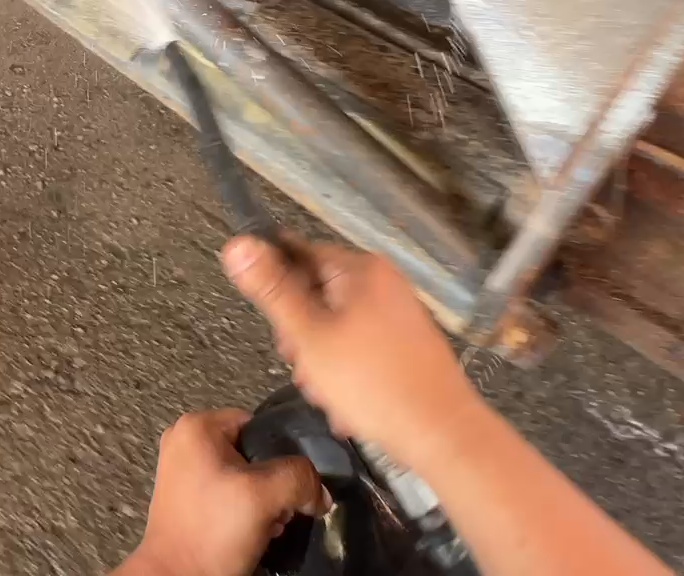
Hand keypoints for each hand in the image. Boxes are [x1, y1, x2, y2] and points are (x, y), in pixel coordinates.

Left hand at [119, 408, 327, 575]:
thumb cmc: (212, 530)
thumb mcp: (263, 497)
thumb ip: (298, 479)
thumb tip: (319, 489)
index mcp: (196, 425)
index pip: (254, 425)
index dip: (278, 454)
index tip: (287, 486)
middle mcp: (183, 439)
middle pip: (248, 451)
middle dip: (269, 483)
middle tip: (276, 512)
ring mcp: (179, 468)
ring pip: (238, 474)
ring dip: (258, 500)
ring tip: (263, 526)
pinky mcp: (181, 495)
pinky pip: (222, 491)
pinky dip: (239, 509)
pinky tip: (247, 532)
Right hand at [220, 236, 483, 469]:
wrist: (445, 437)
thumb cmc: (375, 385)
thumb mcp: (307, 335)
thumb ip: (270, 289)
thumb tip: (238, 245)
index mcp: (359, 269)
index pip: (298, 255)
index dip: (277, 286)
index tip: (272, 320)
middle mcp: (382, 282)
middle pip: (317, 292)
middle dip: (301, 331)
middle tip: (301, 363)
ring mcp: (398, 312)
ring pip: (336, 323)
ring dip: (321, 355)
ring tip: (326, 388)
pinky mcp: (407, 342)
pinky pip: (360, 343)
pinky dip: (347, 367)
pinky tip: (347, 398)